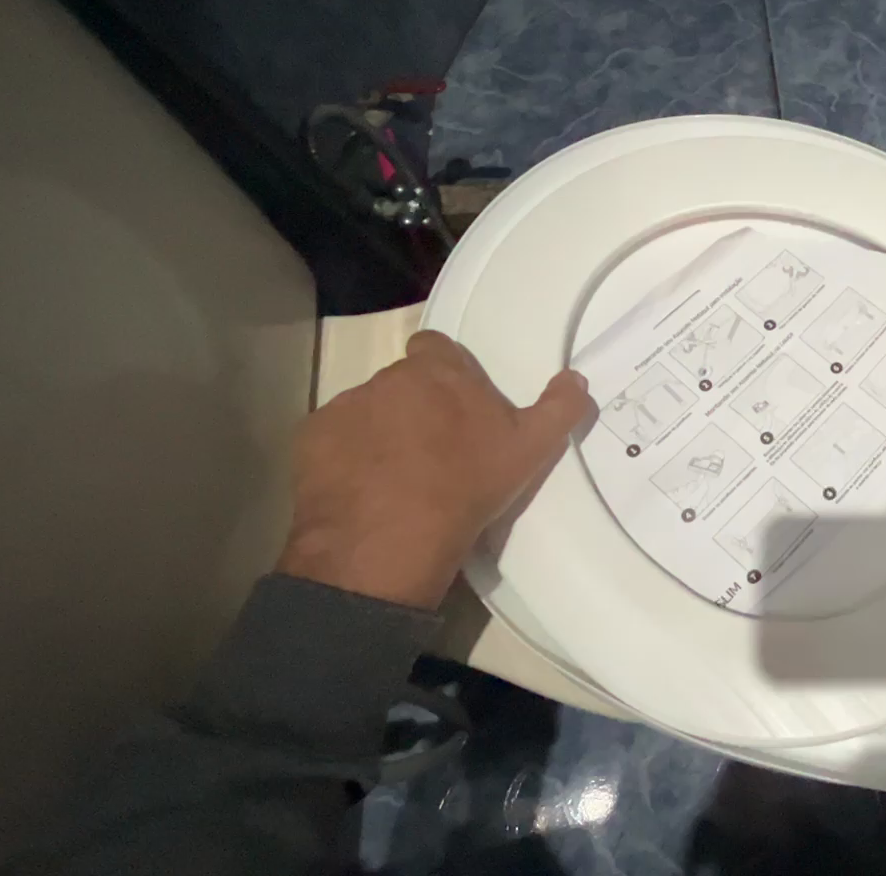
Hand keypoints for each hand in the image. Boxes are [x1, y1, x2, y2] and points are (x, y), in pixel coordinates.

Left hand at [277, 331, 594, 608]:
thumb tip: (575, 379)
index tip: (459, 399)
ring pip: (370, 410)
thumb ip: (560, 407)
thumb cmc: (469, 483)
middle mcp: (387, 379)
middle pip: (405, 381)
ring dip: (384, 429)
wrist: (390, 539)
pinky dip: (350, 456)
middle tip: (440, 444)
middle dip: (419, 403)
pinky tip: (368, 487)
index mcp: (439, 372)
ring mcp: (343, 409)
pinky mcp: (310, 443)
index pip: (435, 345)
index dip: (447, 368)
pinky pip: (334, 440)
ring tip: (402, 473)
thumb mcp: (533, 448)